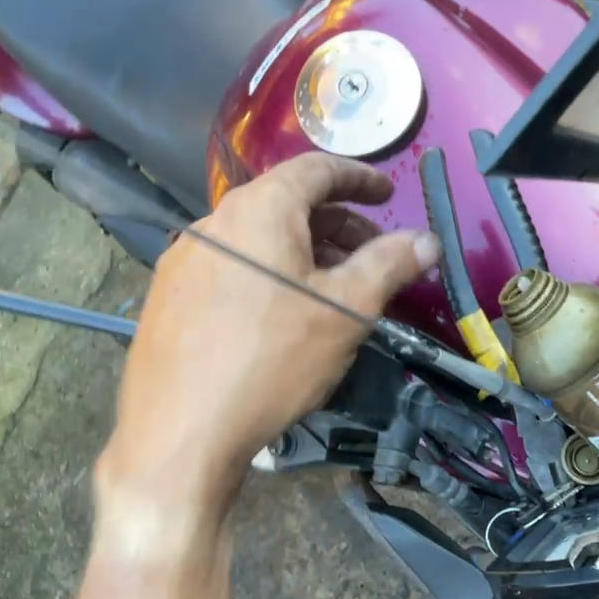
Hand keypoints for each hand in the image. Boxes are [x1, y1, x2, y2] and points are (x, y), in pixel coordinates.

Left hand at [103, 154, 438, 512]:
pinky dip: (273, 275)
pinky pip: (235, 269)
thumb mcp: (347, 311)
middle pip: (287, 205)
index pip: (315, 169)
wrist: (183, 429)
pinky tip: (287, 318)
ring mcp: (186, 261)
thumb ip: (390, 265)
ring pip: (260, 240)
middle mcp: (214, 223)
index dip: (359, 177)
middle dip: (339, 224)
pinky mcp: (171, 298)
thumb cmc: (274, 359)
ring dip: (307, 253)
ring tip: (338, 291)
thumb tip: (428, 239)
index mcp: (258, 211)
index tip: (388, 193)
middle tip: (375, 256)